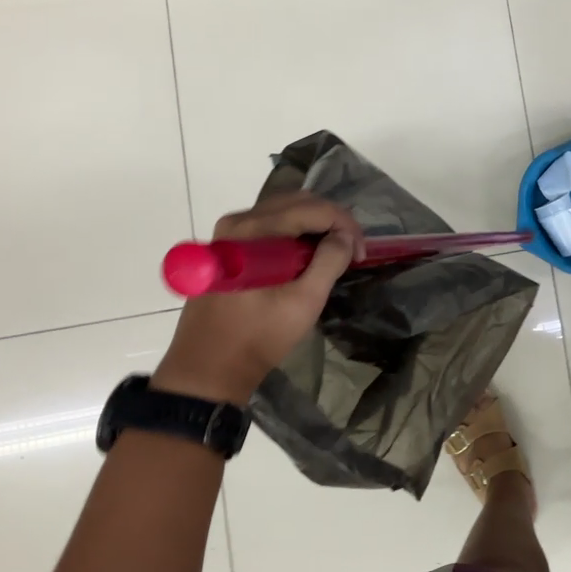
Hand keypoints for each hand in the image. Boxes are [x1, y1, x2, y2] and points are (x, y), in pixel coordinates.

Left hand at [150, 192, 364, 405]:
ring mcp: (230, 232)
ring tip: (335, 254)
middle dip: (333, 222)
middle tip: (352, 252)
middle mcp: (239, 221)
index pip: (313, 209)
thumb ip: (330, 262)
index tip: (362, 254)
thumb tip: (346, 237)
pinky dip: (297, 235)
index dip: (346, 226)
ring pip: (286, 211)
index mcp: (254, 231)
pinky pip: (272, 226)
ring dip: (316, 227)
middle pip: (299, 203)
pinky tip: (309, 258)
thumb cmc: (258, 336)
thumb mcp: (304, 302)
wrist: (208, 368)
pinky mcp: (229, 247)